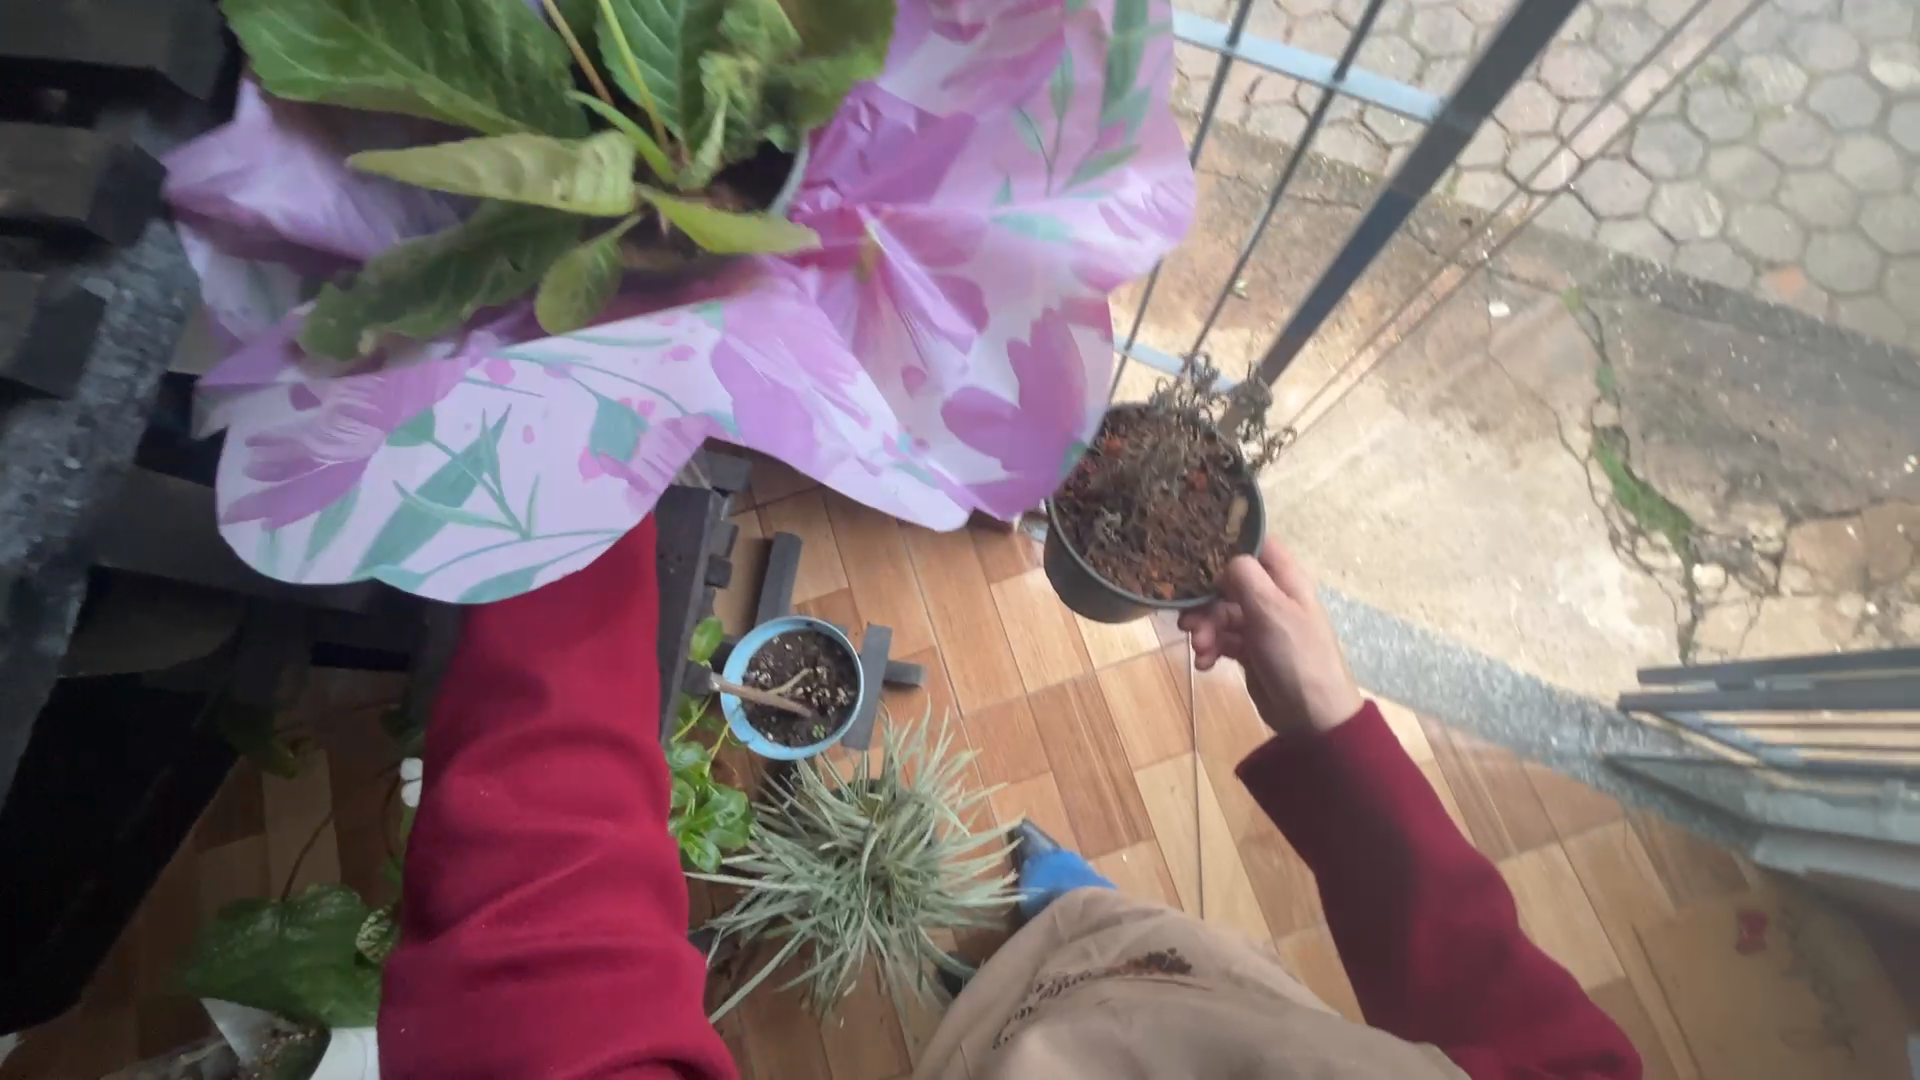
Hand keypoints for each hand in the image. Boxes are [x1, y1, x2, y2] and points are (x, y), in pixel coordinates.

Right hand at [1177, 538, 1363, 737]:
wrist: (1311, 715)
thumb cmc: (1296, 655)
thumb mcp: (1271, 610)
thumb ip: (1244, 577)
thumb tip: (1223, 560)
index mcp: (1285, 579)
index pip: (1255, 544)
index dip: (1226, 544)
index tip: (1194, 554)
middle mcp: (1271, 596)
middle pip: (1226, 582)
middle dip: (1203, 602)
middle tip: (1188, 622)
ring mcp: (1259, 624)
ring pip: (1218, 613)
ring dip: (1204, 629)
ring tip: (1200, 649)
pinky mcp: (1248, 649)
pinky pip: (1220, 639)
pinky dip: (1210, 649)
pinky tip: (1206, 663)